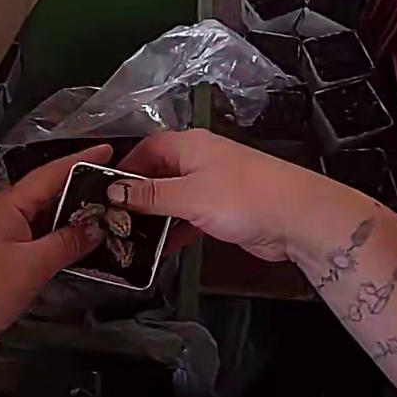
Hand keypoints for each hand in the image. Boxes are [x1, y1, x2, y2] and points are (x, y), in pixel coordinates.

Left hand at [0, 145, 109, 357]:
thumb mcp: (33, 264)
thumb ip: (68, 242)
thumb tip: (97, 227)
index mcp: (9, 205)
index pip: (51, 173)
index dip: (81, 160)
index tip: (109, 150)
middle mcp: (5, 215)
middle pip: (49, 193)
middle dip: (82, 189)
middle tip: (116, 189)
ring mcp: (3, 238)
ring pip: (45, 219)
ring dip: (73, 217)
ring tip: (108, 216)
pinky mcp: (3, 261)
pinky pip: (39, 240)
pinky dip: (61, 240)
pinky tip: (81, 247)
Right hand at [113, 129, 364, 262]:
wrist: (296, 218)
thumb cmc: (242, 197)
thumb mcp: (189, 195)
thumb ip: (150, 194)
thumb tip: (112, 190)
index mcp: (189, 146)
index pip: (147, 148)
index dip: (124, 167)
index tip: (101, 191)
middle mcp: (199, 161)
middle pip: (158, 174)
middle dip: (136, 196)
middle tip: (109, 220)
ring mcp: (211, 187)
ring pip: (172, 199)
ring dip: (153, 217)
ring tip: (126, 238)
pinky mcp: (221, 211)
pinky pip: (188, 218)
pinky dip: (174, 231)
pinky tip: (157, 250)